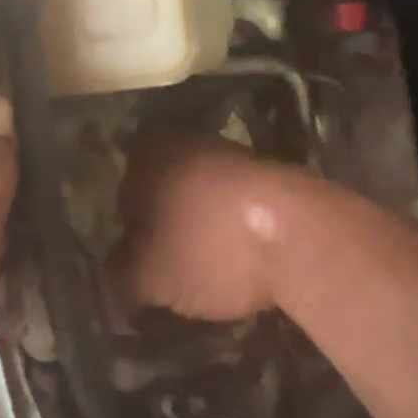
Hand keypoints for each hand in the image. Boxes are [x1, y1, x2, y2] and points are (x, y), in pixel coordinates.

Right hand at [114, 137, 312, 321]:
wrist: (300, 235)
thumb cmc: (207, 247)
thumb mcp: (147, 275)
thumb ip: (120, 272)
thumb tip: (117, 272)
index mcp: (151, 152)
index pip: (121, 181)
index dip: (123, 220)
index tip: (128, 255)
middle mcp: (191, 141)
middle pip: (166, 185)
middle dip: (163, 222)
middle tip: (160, 265)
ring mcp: (237, 156)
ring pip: (204, 194)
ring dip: (201, 225)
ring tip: (199, 273)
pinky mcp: (273, 178)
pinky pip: (237, 205)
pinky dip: (234, 229)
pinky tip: (237, 262)